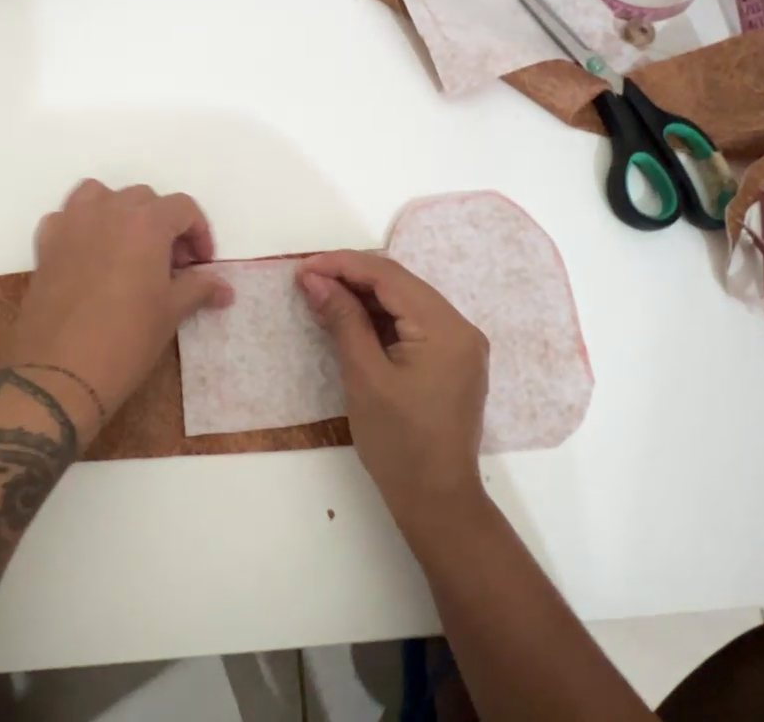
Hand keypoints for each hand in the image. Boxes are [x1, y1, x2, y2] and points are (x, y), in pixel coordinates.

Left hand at [12, 181, 231, 437]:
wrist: (60, 372)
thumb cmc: (126, 339)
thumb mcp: (171, 312)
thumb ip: (198, 289)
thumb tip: (224, 288)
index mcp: (145, 222)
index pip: (182, 208)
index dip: (199, 233)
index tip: (201, 265)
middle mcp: (107, 211)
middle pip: (143, 199)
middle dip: (162, 225)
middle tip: (170, 266)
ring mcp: (71, 224)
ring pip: (99, 196)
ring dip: (119, 213)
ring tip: (128, 249)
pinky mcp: (44, 245)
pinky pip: (65, 218)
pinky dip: (80, 227)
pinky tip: (88, 257)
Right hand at [297, 251, 490, 522]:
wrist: (436, 499)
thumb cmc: (398, 441)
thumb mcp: (364, 375)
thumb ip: (343, 319)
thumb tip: (314, 279)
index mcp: (445, 328)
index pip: (390, 277)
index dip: (343, 264)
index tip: (302, 268)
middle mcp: (460, 328)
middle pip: (400, 284)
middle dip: (352, 276)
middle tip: (307, 279)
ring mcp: (460, 345)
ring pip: (406, 302)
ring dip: (364, 296)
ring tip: (321, 295)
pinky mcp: (451, 361)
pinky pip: (413, 324)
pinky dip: (380, 318)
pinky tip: (350, 319)